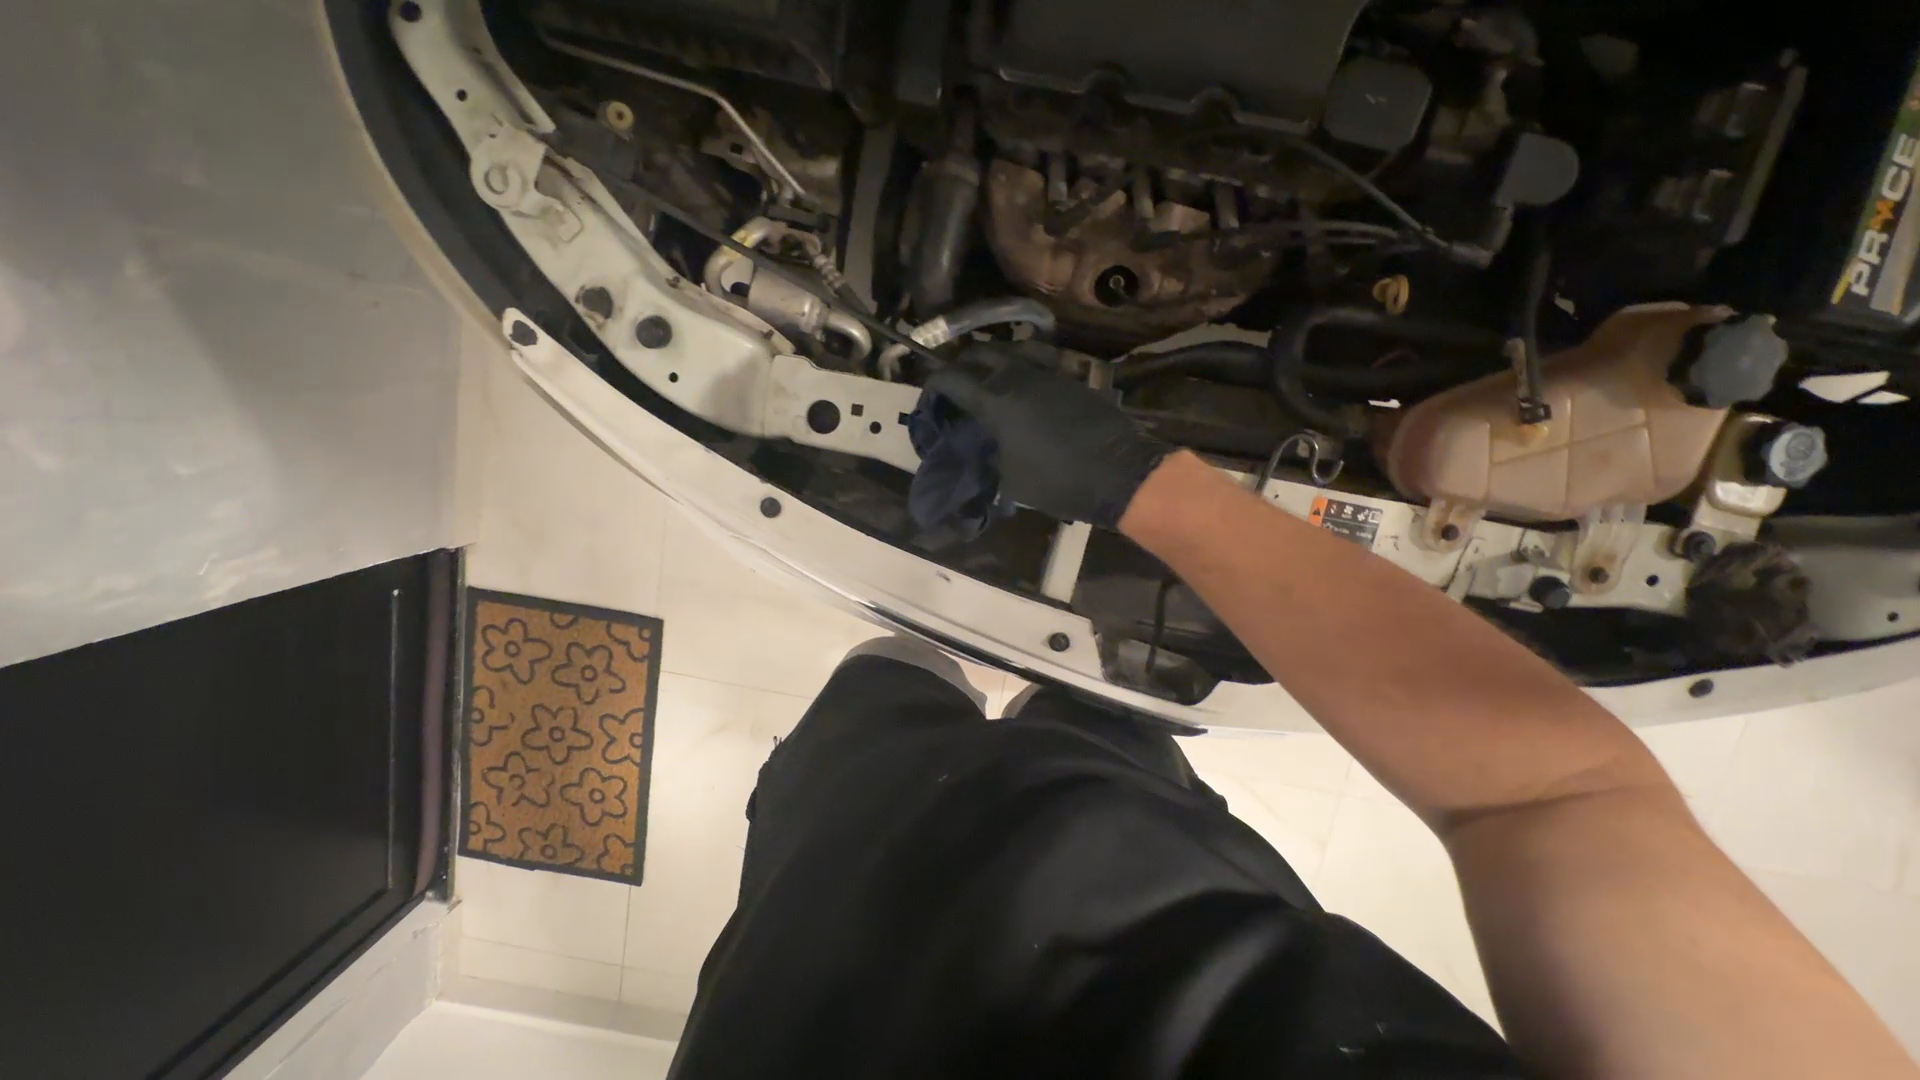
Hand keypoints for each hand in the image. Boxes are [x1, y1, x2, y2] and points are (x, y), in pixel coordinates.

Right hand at [925, 343, 1173, 527]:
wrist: (1118, 472)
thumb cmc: (1058, 482)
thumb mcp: (1011, 479)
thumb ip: (990, 455)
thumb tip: (984, 445)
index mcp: (995, 402)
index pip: (953, 379)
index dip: (936, 382)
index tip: (930, 390)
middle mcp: (1018, 377)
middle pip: (981, 354)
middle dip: (963, 363)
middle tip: (958, 379)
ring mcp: (1049, 373)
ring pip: (1014, 350)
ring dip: (996, 357)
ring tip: (990, 372)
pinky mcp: (1072, 377)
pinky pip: (1041, 360)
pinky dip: (1026, 363)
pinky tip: (1026, 378)